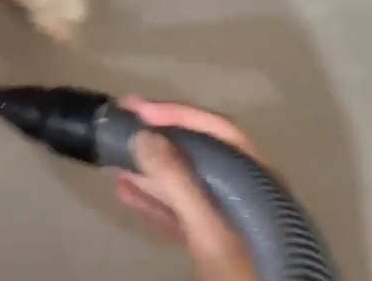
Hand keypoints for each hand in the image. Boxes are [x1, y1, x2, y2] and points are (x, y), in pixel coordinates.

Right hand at [112, 97, 261, 280]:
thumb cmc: (246, 278)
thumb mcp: (210, 232)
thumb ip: (178, 183)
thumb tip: (142, 135)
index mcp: (258, 183)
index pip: (217, 131)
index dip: (176, 114)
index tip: (137, 108)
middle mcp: (248, 195)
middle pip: (200, 153)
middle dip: (158, 138)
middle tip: (121, 122)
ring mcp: (234, 221)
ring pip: (188, 183)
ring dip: (150, 169)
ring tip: (113, 159)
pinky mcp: (218, 246)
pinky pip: (183, 212)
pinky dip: (155, 200)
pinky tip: (125, 193)